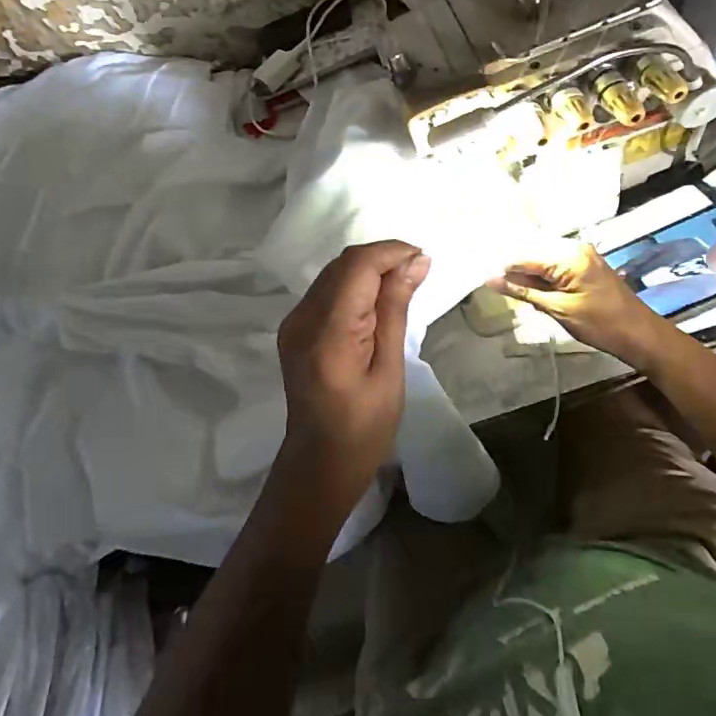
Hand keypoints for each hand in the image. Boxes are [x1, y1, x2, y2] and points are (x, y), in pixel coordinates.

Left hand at [274, 240, 430, 511]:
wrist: (319, 463)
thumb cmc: (365, 428)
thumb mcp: (390, 369)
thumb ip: (395, 309)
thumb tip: (415, 262)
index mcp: (327, 332)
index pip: (356, 267)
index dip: (390, 252)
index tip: (423, 258)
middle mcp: (302, 318)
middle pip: (342, 264)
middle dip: (381, 257)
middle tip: (418, 270)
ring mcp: (293, 322)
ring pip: (333, 273)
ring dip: (368, 269)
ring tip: (402, 283)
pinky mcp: (293, 329)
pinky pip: (325, 290)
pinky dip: (353, 285)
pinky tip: (376, 300)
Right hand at [490, 240, 680, 364]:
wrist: (641, 335)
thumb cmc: (600, 324)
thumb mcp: (558, 309)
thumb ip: (523, 291)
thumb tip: (491, 279)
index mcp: (569, 256)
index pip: (526, 257)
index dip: (504, 268)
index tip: (482, 275)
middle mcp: (575, 247)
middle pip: (534, 253)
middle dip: (515, 268)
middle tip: (492, 281)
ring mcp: (583, 254)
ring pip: (544, 259)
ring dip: (528, 274)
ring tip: (507, 285)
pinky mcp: (586, 264)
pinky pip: (556, 264)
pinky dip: (543, 276)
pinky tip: (532, 288)